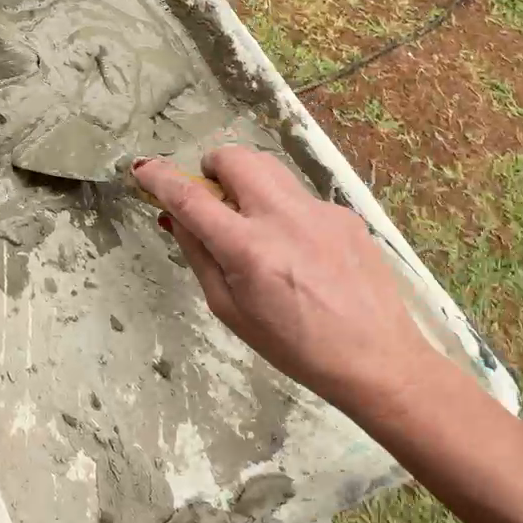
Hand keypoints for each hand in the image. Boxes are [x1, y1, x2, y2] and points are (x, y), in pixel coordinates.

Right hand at [135, 147, 446, 411]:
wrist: (381, 363)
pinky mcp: (346, 216)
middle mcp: (283, 219)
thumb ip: (198, 253)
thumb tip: (175, 215)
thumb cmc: (293, 345)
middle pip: (233, 158)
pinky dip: (282, 210)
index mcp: (249, 249)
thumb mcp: (228, 308)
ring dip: (246, 182)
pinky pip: (298, 196)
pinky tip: (299, 252)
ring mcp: (320, 213)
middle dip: (212, 168)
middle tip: (214, 200)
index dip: (159, 178)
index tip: (141, 169)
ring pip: (267, 167)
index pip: (189, 197)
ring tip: (254, 222)